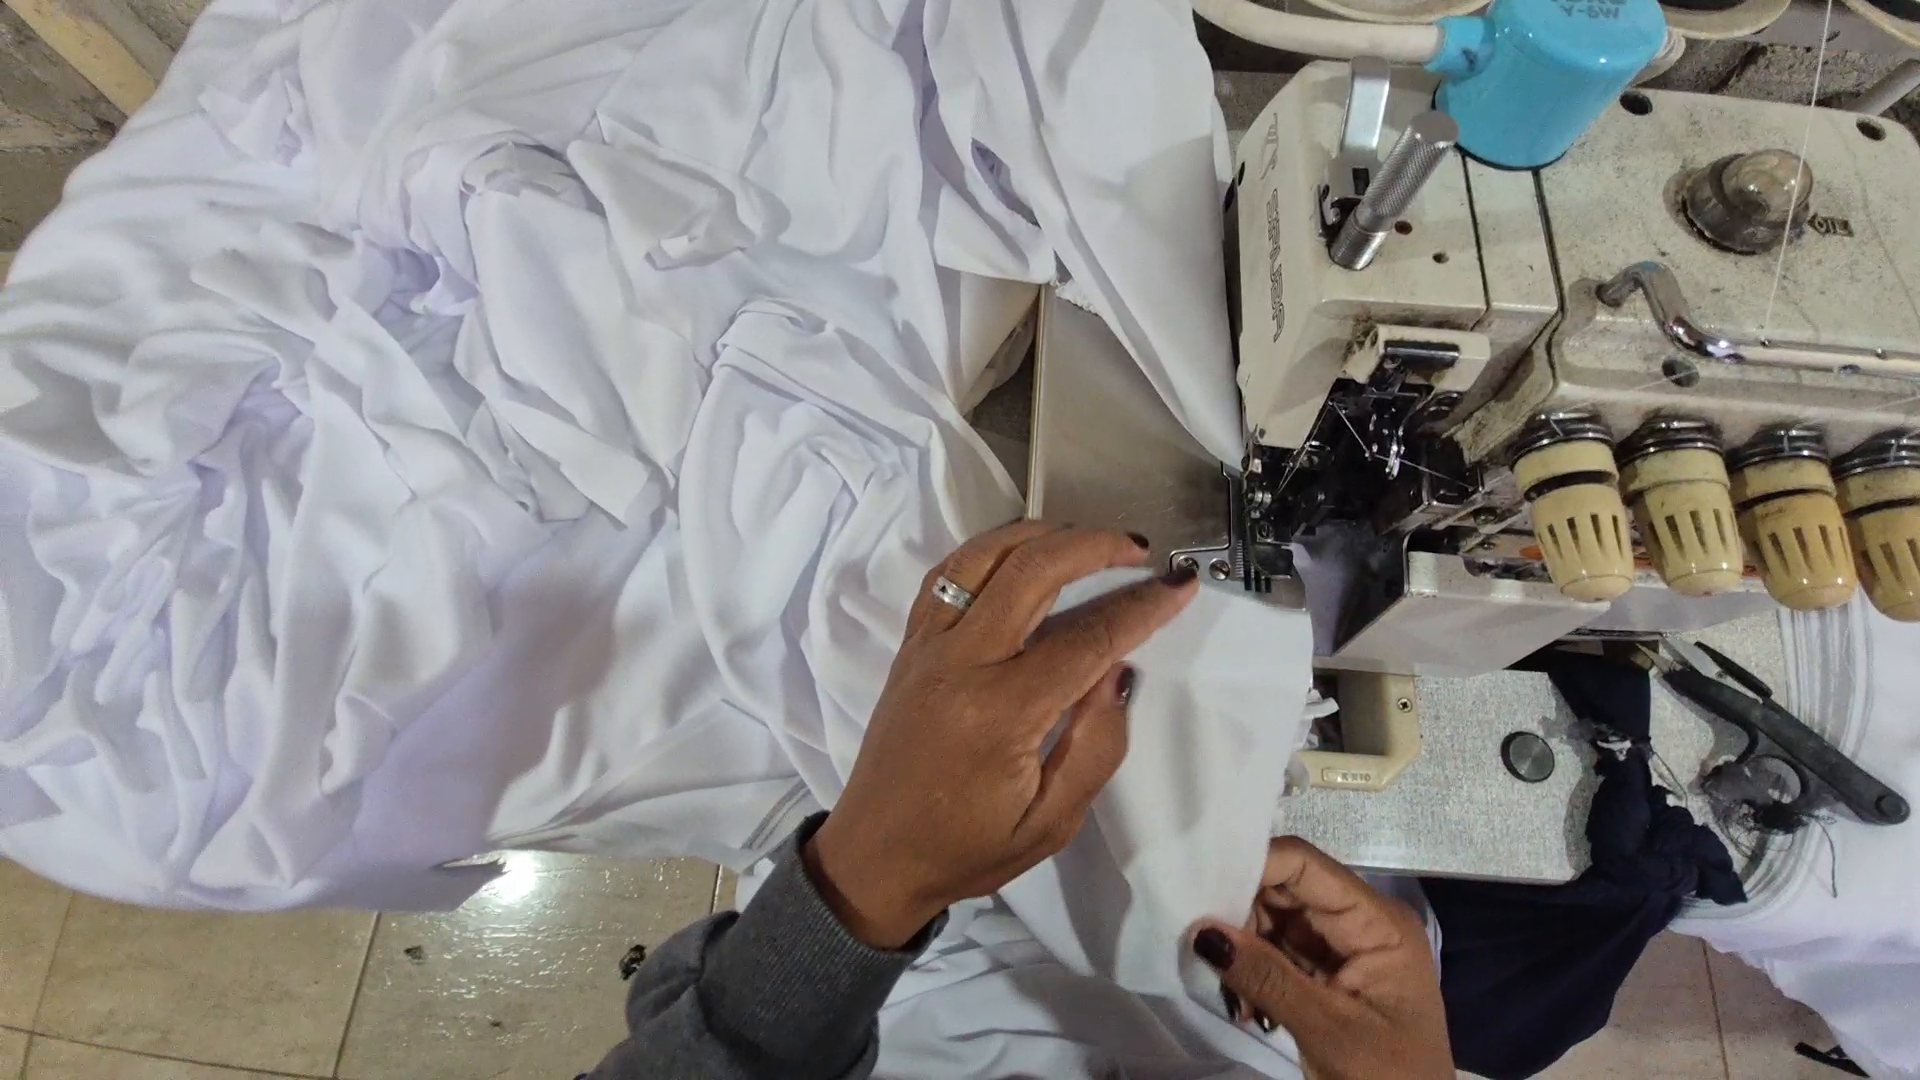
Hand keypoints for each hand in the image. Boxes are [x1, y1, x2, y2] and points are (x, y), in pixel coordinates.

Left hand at [803, 521, 1198, 948]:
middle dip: (1092, 546)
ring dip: (1039, 534)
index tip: (1178, 586)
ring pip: (983, 556)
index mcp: (1000, 713)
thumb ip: (1096, 745)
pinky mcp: (909, 642)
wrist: (875, 853)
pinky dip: (989, 549)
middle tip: (1136, 549)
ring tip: (1086, 540)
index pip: (1085, 639)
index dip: (1139, 608)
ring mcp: (926, 645)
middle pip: (1030, 571)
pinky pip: (946, 573)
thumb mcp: (1051, 823)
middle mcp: (959, 662)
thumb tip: (1117, 670)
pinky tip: (1020, 553)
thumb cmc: (967, 848)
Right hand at [1190, 837, 1452, 1079]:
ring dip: (1241, 945)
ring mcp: (1340, 944)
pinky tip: (1241, 1001)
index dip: (1253, 866)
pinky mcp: (1323, 969)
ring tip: (1231, 992)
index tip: (1203, 890)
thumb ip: (1266, 978)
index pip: (1304, 864)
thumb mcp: (1330, 1033)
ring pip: (1271, 915)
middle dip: (1240, 912)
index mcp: (1377, 921)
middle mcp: (1358, 920)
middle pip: (1282, 885)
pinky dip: (1250, 966)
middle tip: (1208, 951)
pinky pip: (1273, 946)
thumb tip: (1201, 931)